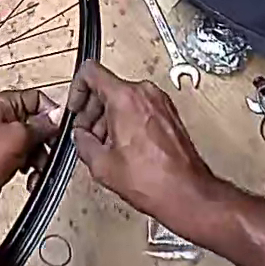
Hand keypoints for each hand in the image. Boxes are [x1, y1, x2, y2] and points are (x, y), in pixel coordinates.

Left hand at [0, 90, 62, 217]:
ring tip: (39, 171)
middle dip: (45, 140)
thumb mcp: (19, 135)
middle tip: (52, 152)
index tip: (59, 129)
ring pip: (31, 144)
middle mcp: (0, 120)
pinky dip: (30, 170)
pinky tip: (31, 180)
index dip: (49, 112)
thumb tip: (56, 117)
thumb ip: (41, 125)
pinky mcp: (0, 161)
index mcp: (2, 104)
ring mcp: (0, 142)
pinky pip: (24, 161)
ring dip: (40, 159)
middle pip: (34, 123)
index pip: (35, 98)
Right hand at [67, 60, 220, 224]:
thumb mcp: (103, 166)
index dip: (76, 89)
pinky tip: (124, 146)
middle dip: (92, 109)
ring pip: (123, 97)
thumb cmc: (154, 181)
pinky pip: (139, 105)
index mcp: (124, 97)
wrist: (188, 194)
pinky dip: (127, 120)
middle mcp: (143, 92)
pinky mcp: (168, 112)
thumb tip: (81, 136)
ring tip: (106, 145)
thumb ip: (83, 143)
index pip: (90, 71)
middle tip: (88, 133)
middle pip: (107, 86)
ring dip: (109, 117)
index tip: (77, 107)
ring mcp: (159, 101)